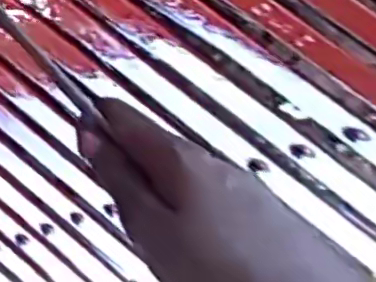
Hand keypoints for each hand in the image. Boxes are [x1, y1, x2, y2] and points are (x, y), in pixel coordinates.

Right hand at [81, 98, 364, 281]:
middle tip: (128, 212)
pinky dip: (210, 222)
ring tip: (171, 243)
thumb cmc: (226, 276)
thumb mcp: (148, 227)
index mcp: (178, 155)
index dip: (91, 124)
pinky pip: (228, 208)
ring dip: (170, 199)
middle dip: (134, 170)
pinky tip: (216, 259)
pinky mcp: (290, 230)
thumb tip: (89, 134)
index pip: (114, 110)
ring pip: (191, 180)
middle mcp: (218, 163)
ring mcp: (259, 195)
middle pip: (154, 147)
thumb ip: (114, 174)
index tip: (85, 151)